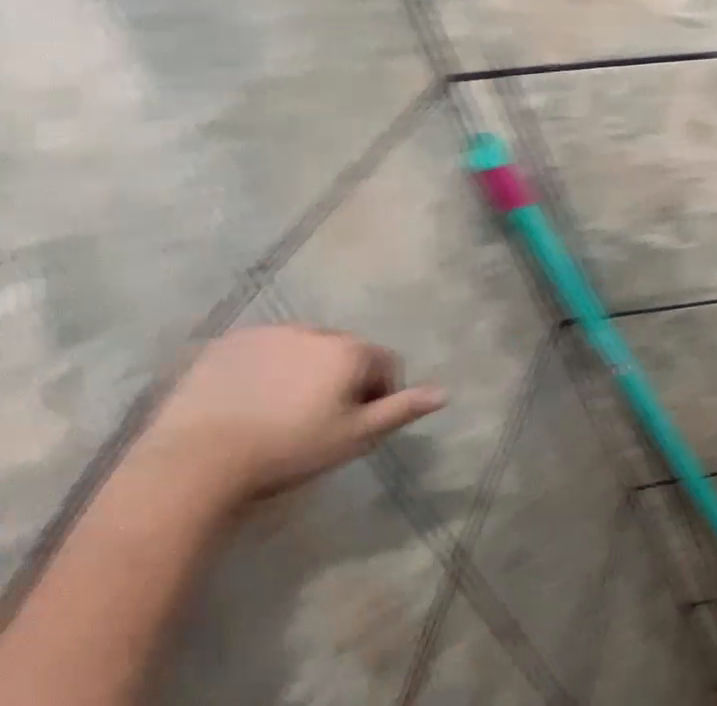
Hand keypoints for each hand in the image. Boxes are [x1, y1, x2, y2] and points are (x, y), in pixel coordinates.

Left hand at [136, 325, 446, 508]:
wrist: (195, 463)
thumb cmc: (289, 449)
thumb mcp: (356, 436)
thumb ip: (402, 409)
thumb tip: (444, 393)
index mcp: (349, 350)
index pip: (384, 362)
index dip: (380, 393)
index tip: (359, 423)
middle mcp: (313, 331)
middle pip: (343, 351)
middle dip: (341, 378)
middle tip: (321, 418)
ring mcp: (264, 335)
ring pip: (301, 349)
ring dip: (303, 371)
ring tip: (282, 410)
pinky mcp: (222, 346)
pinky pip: (260, 352)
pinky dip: (264, 369)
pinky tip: (248, 402)